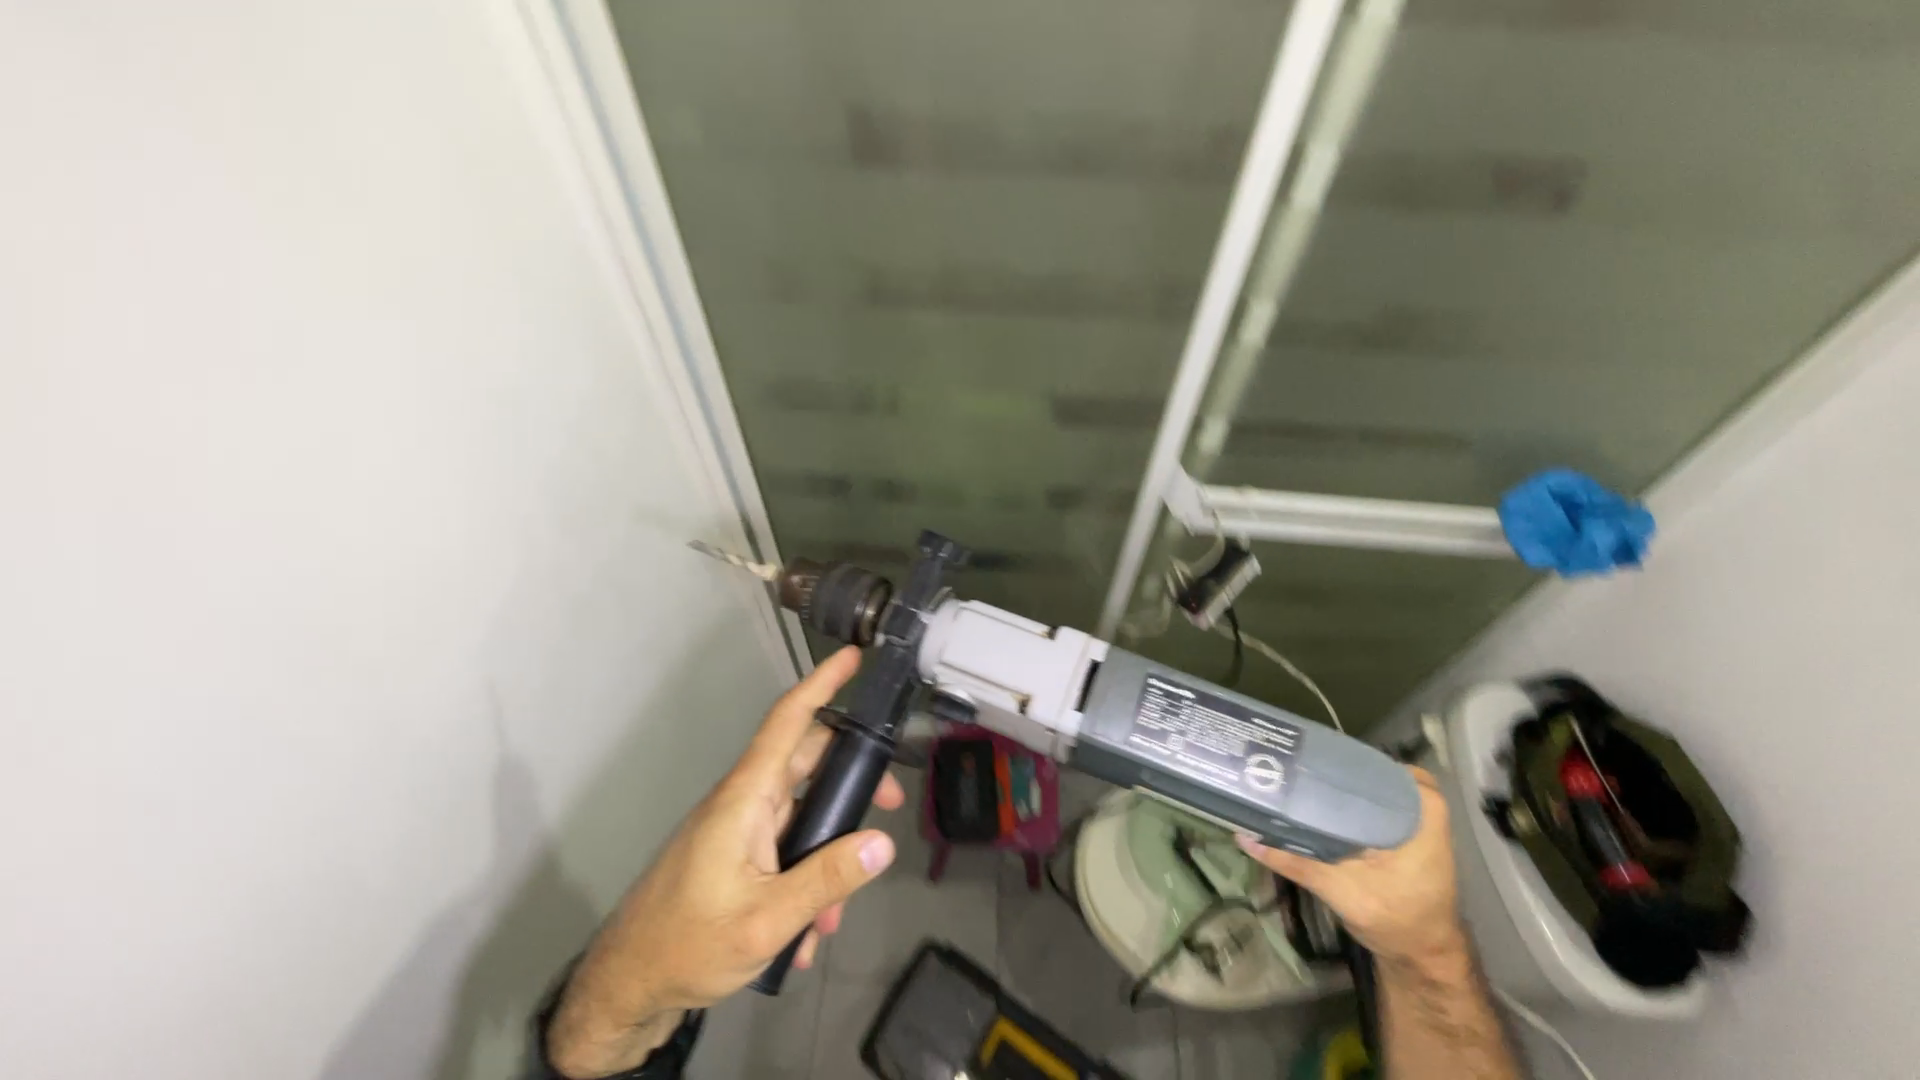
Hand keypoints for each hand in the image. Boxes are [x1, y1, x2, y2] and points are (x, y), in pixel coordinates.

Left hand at [546, 647, 903, 1077]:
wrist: (626, 986)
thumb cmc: (687, 945)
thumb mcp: (766, 921)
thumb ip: (826, 880)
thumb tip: (882, 844)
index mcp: (746, 800)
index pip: (787, 723)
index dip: (821, 685)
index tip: (852, 658)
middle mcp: (744, 804)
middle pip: (807, 766)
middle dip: (851, 784)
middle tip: (889, 806)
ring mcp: (738, 831)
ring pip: (801, 818)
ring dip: (826, 855)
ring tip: (833, 916)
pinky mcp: (735, 858)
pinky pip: (784, 851)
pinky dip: (803, 883)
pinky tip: (804, 935)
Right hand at [1238, 766, 1463, 963]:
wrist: (1421, 957)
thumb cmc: (1394, 919)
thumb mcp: (1340, 889)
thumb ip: (1294, 862)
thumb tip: (1244, 836)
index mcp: (1420, 813)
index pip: (1382, 765)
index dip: (1342, 758)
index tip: (1305, 757)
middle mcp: (1422, 810)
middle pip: (1373, 772)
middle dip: (1335, 770)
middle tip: (1294, 770)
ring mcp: (1415, 823)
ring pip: (1374, 788)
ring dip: (1342, 788)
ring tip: (1300, 782)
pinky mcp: (1402, 836)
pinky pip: (1374, 806)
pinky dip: (1349, 805)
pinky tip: (1318, 809)